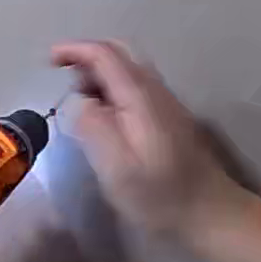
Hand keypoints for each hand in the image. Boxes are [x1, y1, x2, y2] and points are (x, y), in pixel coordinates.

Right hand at [52, 40, 248, 238]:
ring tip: (80, 101)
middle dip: (87, 57)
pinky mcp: (169, 116)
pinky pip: (136, 86)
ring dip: (100, 74)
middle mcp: (155, 90)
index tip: (49, 60)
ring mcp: (166, 102)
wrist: (211, 211)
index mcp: (139, 96)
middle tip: (63, 78)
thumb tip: (79, 100)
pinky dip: (113, 88)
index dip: (74, 50)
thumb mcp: (117, 167)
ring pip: (129, 68)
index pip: (105, 54)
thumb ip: (93, 126)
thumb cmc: (160, 195)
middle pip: (120, 52)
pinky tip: (105, 116)